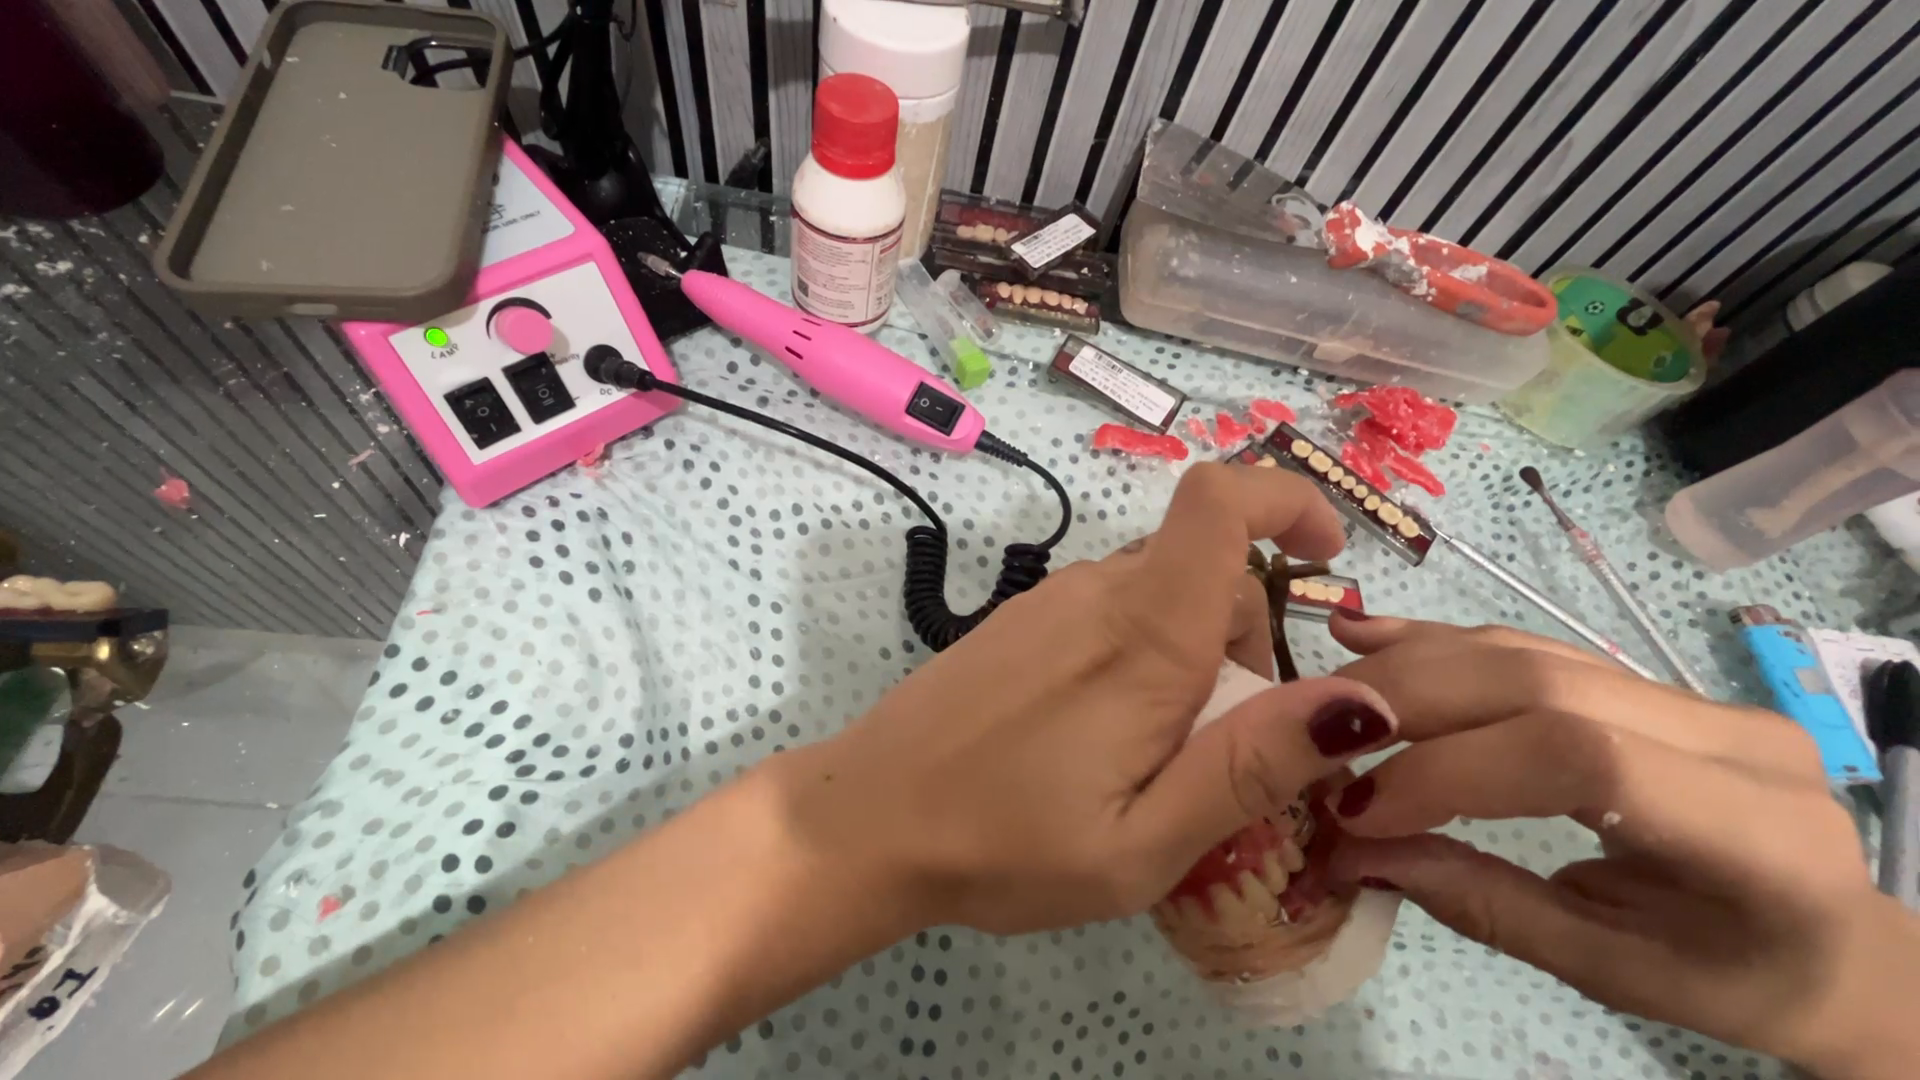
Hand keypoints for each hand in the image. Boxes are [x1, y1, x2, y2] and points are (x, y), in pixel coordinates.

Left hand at [770, 464, 1401, 933]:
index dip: (1285, 498)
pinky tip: (1104, 737)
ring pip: (1159, 591)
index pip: (1218, 501)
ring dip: (1194, 653)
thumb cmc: (1003, 844)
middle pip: (1205, 566)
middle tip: (1230, 741)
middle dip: (1250, 634)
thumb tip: (1362, 703)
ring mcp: (1049, 602)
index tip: (1327, 556)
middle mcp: (1095, 593)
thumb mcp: (1144, 842)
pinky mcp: (1020, 623)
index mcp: (1141, 635)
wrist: (866, 820)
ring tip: (1161, 756)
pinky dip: (1143, 654)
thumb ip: (1249, 767)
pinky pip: (1109, 611)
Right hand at [1323, 615, 1919, 1078]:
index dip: (1450, 771)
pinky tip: (1364, 636)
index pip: (1580, 759)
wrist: (1827, 942)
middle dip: (1407, 703)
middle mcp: (1730, 736)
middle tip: (1314, 737)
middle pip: (1537, 685)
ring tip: (1323, 688)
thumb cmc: (1730, 977)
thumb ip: (1479, 902)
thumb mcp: (1612, 970)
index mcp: (1755, 832)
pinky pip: (1521, 646)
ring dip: (1406, 666)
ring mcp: (1684, 694)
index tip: (1356, 809)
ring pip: (1519, 653)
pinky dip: (1431, 643)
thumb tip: (1345, 850)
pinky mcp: (1637, 677)